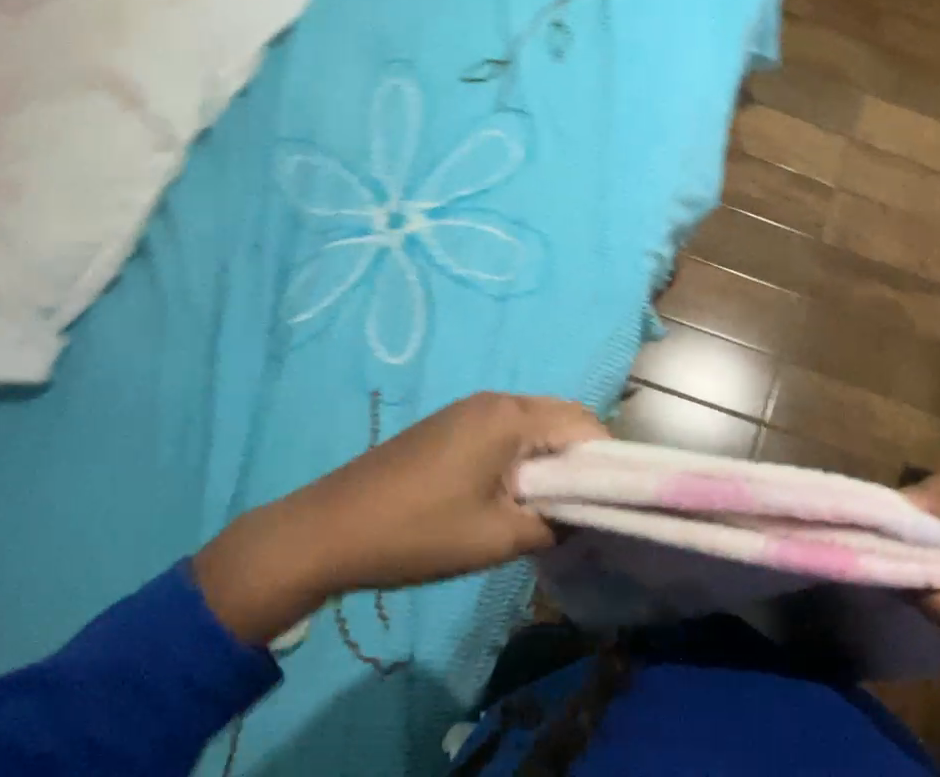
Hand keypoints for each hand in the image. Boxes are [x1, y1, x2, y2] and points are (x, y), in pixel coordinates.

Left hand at [192, 393, 606, 644]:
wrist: (323, 532)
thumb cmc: (418, 533)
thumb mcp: (497, 539)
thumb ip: (554, 526)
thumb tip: (582, 521)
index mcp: (511, 417)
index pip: (586, 426)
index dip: (608, 462)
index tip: (615, 501)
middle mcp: (496, 401)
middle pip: (564, 418)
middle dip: (583, 458)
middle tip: (587, 504)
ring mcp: (469, 410)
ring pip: (536, 424)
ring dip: (553, 458)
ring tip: (553, 504)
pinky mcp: (450, 426)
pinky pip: (508, 431)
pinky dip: (526, 456)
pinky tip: (515, 493)